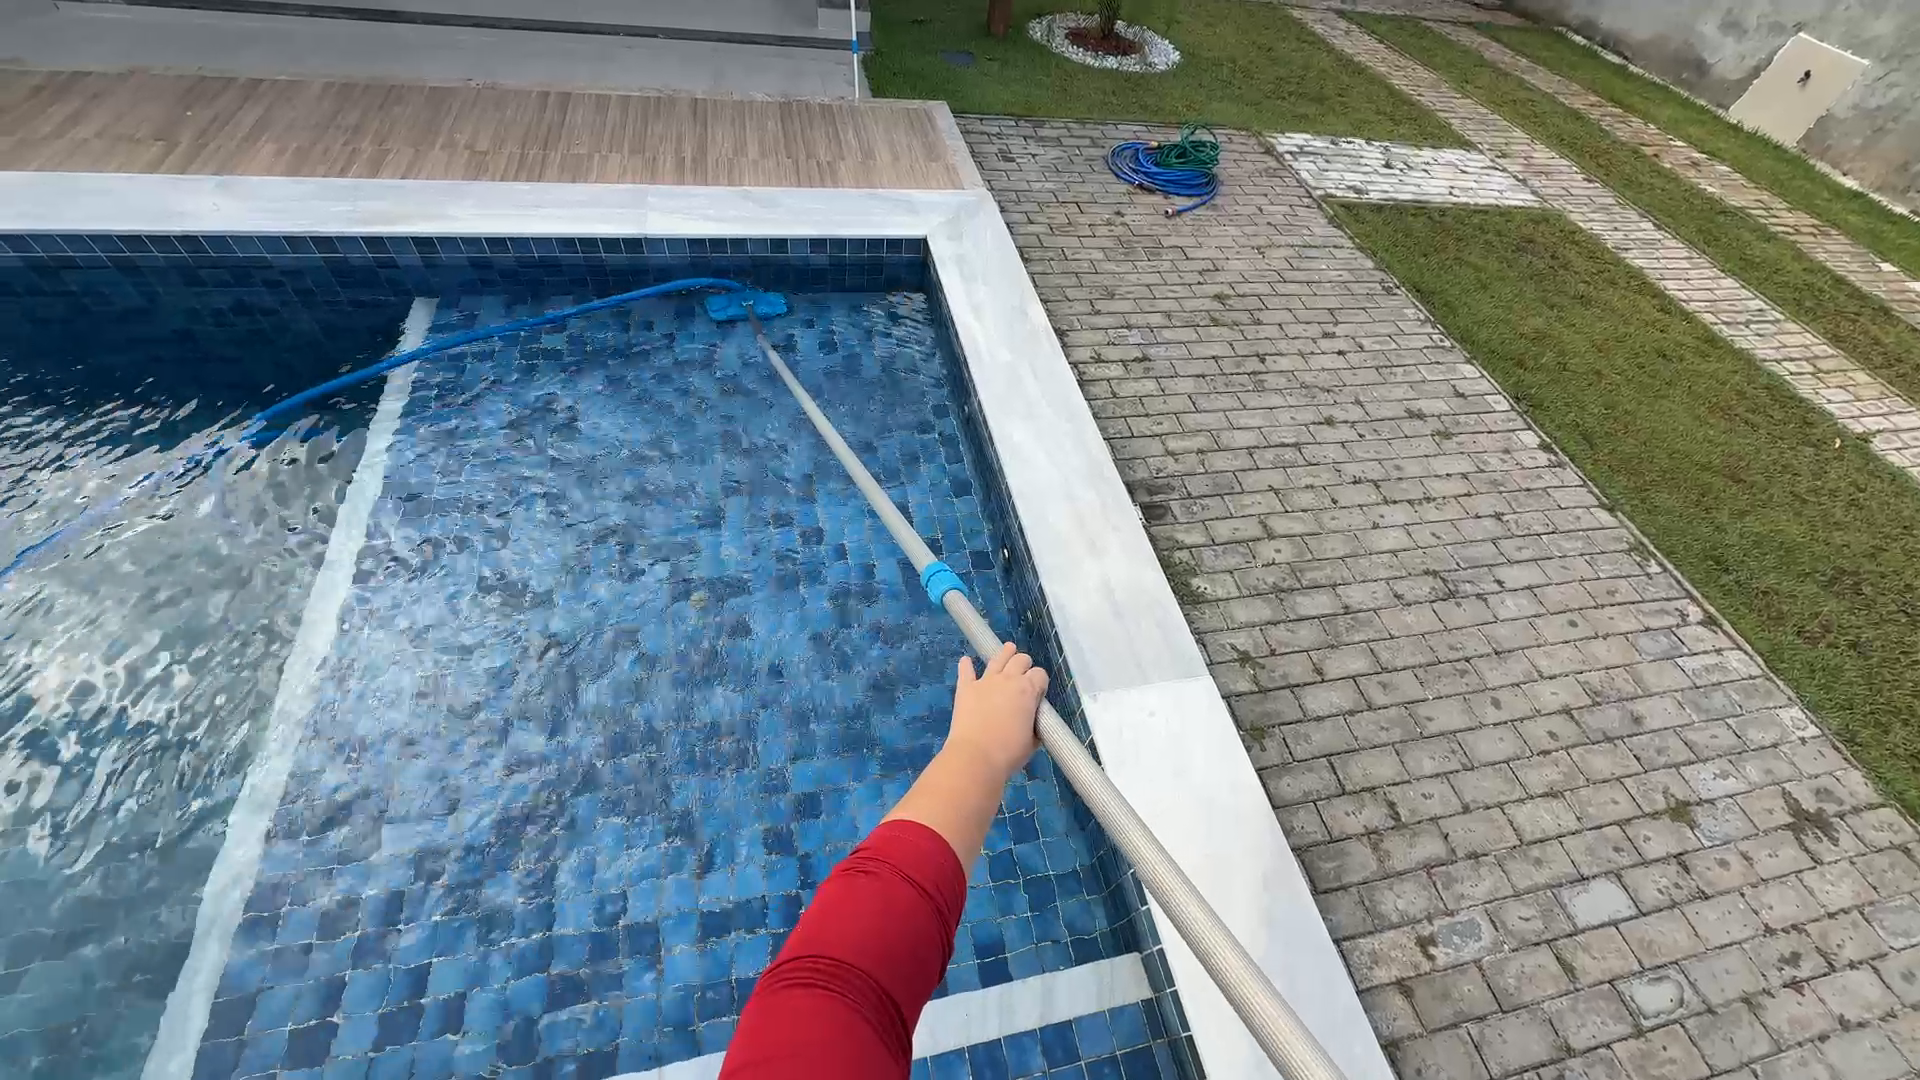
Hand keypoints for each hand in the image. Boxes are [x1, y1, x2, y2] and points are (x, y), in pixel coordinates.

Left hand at [946, 643, 1046, 780]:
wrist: (976, 757)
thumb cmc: (1009, 752)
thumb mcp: (1033, 740)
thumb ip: (1034, 723)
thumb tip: (1032, 719)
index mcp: (1028, 690)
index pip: (1040, 674)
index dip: (1040, 682)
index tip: (1038, 692)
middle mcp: (1008, 679)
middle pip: (1021, 660)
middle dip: (1025, 665)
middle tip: (1024, 674)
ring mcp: (985, 681)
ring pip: (998, 658)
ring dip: (1005, 653)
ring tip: (1008, 649)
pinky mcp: (966, 688)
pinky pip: (966, 670)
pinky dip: (966, 665)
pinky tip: (966, 661)